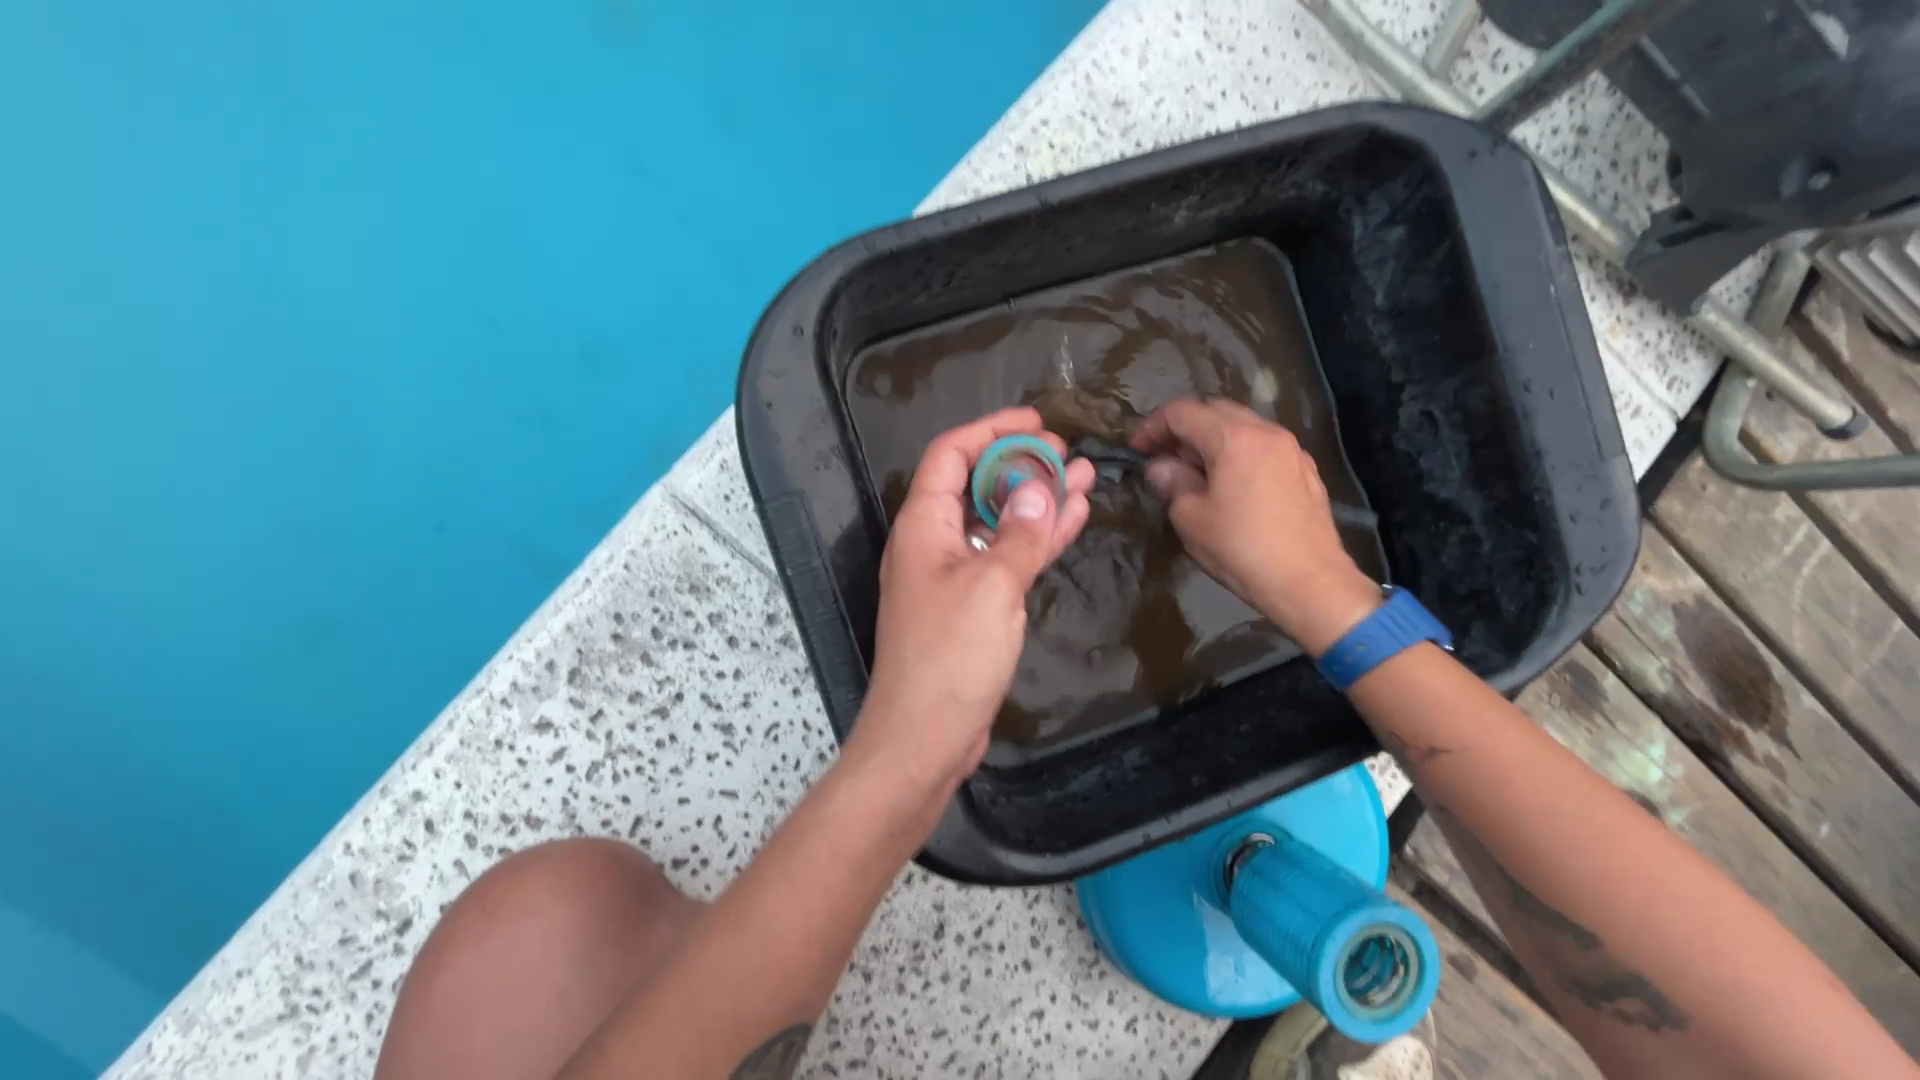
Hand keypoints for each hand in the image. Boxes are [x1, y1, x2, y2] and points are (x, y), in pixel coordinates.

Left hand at [853, 407, 1094, 786]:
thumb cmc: (950, 657)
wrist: (924, 738)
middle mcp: (934, 544)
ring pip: (998, 522)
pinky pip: (1006, 559)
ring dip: (1037, 500)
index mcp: (924, 526)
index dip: (990, 430)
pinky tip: (1071, 522)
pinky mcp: (973, 608)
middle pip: (976, 486)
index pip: (950, 455)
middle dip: (1020, 464)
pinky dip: (1036, 540)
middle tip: (1067, 452)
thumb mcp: (991, 586)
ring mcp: (954, 577)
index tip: (1036, 422)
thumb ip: (1018, 533)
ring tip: (1085, 477)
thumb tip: (1039, 488)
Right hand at [1133, 398, 1379, 654]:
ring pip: (1244, 428)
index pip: (1183, 412)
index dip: (1153, 426)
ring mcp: (1292, 450)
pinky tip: (1231, 486)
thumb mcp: (1190, 518)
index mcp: (1233, 438)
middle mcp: (1266, 432)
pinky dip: (1240, 455)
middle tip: (1164, 458)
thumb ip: (1172, 483)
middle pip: (1216, 412)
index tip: (1137, 450)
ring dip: (1214, 441)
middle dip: (1185, 429)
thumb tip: (1162, 468)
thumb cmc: (1241, 548)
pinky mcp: (1306, 472)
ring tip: (1196, 473)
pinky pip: (1264, 449)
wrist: (1309, 582)